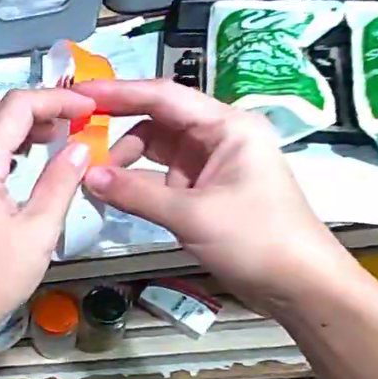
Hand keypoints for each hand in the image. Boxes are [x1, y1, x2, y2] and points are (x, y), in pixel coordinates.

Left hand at [0, 88, 95, 339]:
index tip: (87, 110)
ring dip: (7, 121)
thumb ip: (61, 181)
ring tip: (45, 141)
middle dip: (26, 106)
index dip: (55, 100)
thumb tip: (82, 147)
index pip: (15, 108)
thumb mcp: (40, 231)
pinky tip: (19, 162)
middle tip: (61, 127)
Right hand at [73, 79, 363, 311]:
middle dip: (118, 129)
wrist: (300, 286)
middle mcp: (218, 137)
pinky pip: (161, 177)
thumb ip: (135, 193)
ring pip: (156, 150)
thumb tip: (86, 176)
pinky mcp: (204, 191)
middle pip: (157, 120)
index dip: (120, 92)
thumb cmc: (257, 240)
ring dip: (126, 161)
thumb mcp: (192, 214)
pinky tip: (114, 195)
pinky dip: (137, 183)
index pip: (164, 96)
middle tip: (77, 138)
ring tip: (94, 179)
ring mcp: (210, 165)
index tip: (81, 94)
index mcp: (227, 127)